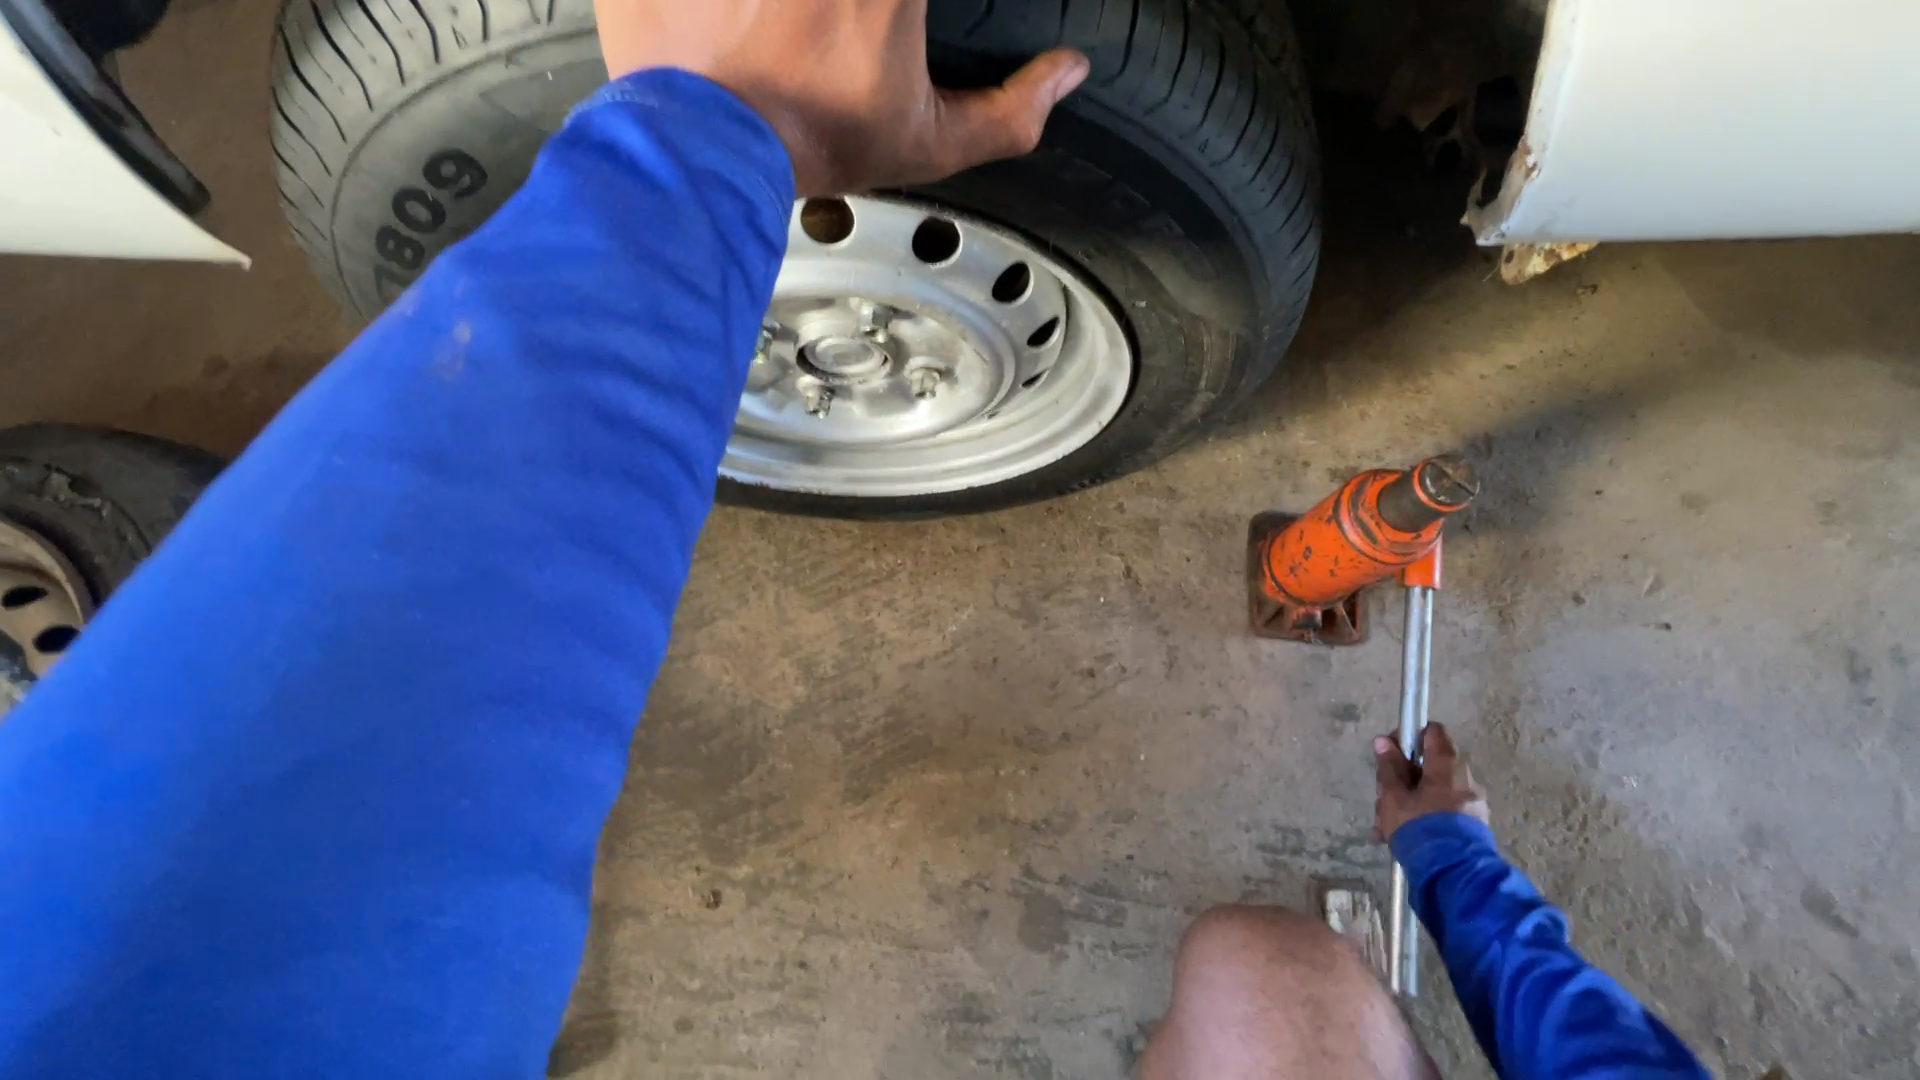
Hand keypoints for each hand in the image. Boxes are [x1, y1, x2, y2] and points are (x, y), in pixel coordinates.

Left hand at [592, 0, 1090, 195]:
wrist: (706, 154)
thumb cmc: (812, 141)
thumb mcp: (926, 143)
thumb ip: (1008, 112)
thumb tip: (1065, 75)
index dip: (915, 9)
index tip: (911, 24)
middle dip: (868, 14)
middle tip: (863, 34)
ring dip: (811, 7)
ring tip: (815, 31)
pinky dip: (743, 0)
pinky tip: (765, 21)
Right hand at [1373, 723, 1490, 842]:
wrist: (1455, 875)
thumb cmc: (1419, 827)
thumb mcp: (1393, 796)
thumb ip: (1388, 767)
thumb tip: (1384, 741)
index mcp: (1447, 766)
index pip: (1432, 732)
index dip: (1409, 736)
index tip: (1390, 752)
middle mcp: (1465, 779)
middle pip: (1429, 764)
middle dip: (1403, 777)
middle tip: (1384, 796)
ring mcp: (1473, 804)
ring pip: (1432, 790)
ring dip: (1409, 800)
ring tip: (1385, 825)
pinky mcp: (1474, 825)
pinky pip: (1442, 810)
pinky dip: (1423, 816)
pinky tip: (1400, 837)